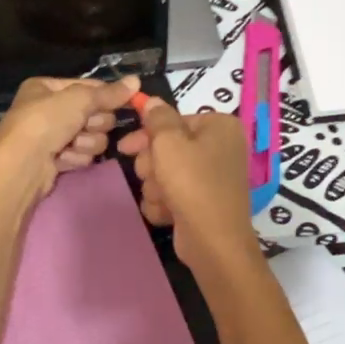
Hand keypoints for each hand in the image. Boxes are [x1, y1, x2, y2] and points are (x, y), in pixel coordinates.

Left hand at [0, 76, 139, 207]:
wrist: (22, 167)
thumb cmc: (46, 123)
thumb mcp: (79, 100)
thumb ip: (108, 93)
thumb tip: (136, 81)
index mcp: (46, 88)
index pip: (88, 86)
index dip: (104, 96)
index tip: (122, 102)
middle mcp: (47, 109)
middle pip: (93, 113)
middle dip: (93, 124)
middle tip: (83, 127)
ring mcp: (51, 136)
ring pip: (91, 136)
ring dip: (84, 143)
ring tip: (69, 146)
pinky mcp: (55, 159)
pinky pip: (80, 154)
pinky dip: (74, 157)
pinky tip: (61, 160)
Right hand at [116, 99, 259, 270]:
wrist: (213, 242)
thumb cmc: (192, 184)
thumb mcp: (169, 143)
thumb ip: (158, 118)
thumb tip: (151, 101)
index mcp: (219, 127)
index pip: (172, 121)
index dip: (147, 135)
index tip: (125, 148)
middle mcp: (219, 148)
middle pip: (166, 148)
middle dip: (152, 167)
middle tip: (153, 177)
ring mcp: (210, 177)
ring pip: (164, 173)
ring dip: (156, 187)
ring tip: (165, 199)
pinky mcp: (201, 202)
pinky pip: (171, 195)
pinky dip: (165, 204)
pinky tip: (169, 213)